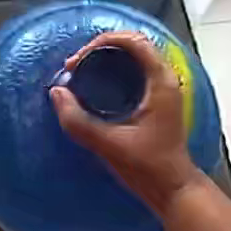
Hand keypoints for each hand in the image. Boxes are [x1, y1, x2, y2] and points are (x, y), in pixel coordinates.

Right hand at [50, 31, 206, 211]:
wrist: (174, 189)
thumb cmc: (147, 167)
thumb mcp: (109, 144)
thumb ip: (79, 121)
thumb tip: (56, 92)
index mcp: (161, 81)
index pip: (134, 41)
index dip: (102, 42)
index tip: (77, 60)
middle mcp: (166, 78)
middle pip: (135, 44)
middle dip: (102, 47)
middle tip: (76, 66)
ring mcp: (164, 88)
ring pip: (136, 56)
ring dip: (108, 58)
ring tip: (81, 72)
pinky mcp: (159, 98)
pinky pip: (137, 71)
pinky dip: (115, 70)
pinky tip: (96, 85)